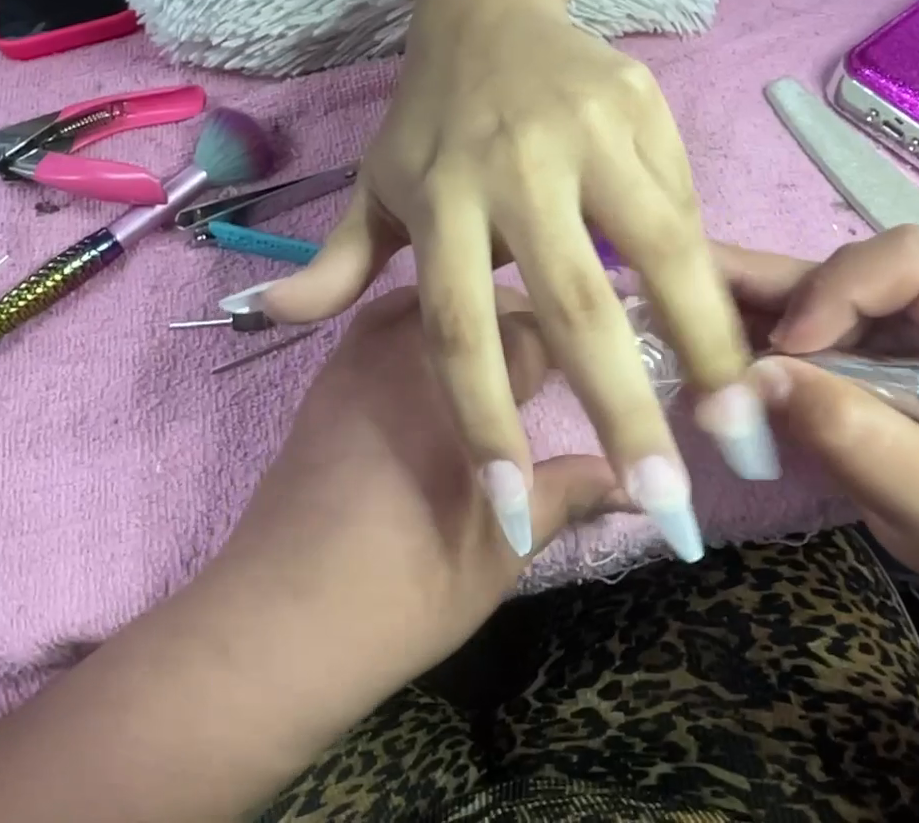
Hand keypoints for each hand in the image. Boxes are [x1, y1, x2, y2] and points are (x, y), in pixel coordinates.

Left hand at [201, 287, 621, 683]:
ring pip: (426, 303)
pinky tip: (437, 373)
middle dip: (528, 323)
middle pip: (479, 298)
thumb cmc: (407, 586)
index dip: (580, 344)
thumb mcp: (503, 544)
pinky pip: (380, 330)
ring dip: (469, 318)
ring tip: (503, 358)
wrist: (282, 620)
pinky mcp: (324, 385)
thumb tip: (636, 484)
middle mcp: (400, 345)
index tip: (609, 360)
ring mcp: (353, 360)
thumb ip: (570, 494)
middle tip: (561, 363)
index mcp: (455, 375)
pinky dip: (418, 333)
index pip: (536, 329)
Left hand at [258, 0, 768, 564]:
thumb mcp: (373, 189)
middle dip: (623, 408)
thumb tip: (265, 317)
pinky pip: (683, 202)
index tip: (515, 507)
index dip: (483, 421)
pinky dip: (705, 273)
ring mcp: (587, 133)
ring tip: (744, 431)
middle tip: (672, 503)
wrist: (488, 10)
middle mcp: (512, 170)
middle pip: (571, 303)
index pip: (456, 328)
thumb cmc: (428, 120)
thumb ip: (333, 262)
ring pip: (658, 250)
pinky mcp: (642, 106)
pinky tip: (729, 337)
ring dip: (703, 345)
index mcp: (438, 201)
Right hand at [718, 227, 918, 635]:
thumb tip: (749, 377)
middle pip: (855, 263)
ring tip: (666, 299)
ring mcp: (918, 322)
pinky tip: (694, 326)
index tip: (784, 353)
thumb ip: (856, 438)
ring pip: (819, 284)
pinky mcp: (878, 345)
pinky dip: (749, 326)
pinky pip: (805, 318)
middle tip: (685, 297)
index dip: (839, 292)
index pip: (917, 262)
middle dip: (770, 286)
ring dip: (746, 299)